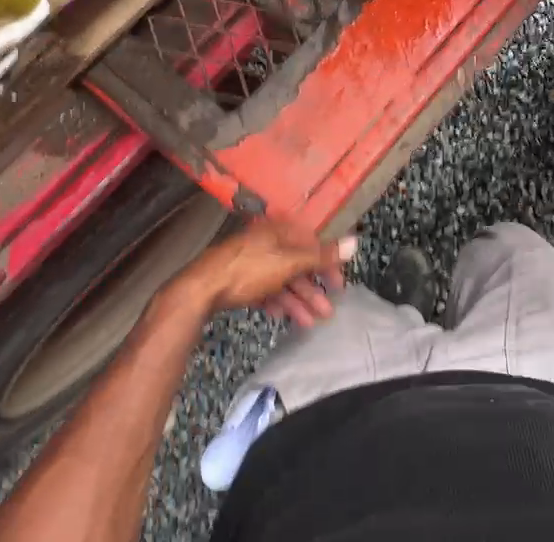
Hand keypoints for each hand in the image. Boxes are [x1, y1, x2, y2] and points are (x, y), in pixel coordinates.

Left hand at [164, 216, 354, 326]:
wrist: (198, 290)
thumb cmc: (247, 271)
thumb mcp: (289, 263)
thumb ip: (321, 255)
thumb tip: (355, 241)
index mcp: (279, 230)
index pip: (312, 244)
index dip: (328, 265)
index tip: (338, 285)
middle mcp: (266, 242)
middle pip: (297, 265)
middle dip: (313, 290)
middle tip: (327, 311)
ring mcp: (250, 261)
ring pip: (282, 280)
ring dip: (297, 301)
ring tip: (309, 323)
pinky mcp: (237, 279)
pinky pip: (264, 289)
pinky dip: (275, 302)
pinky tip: (281, 318)